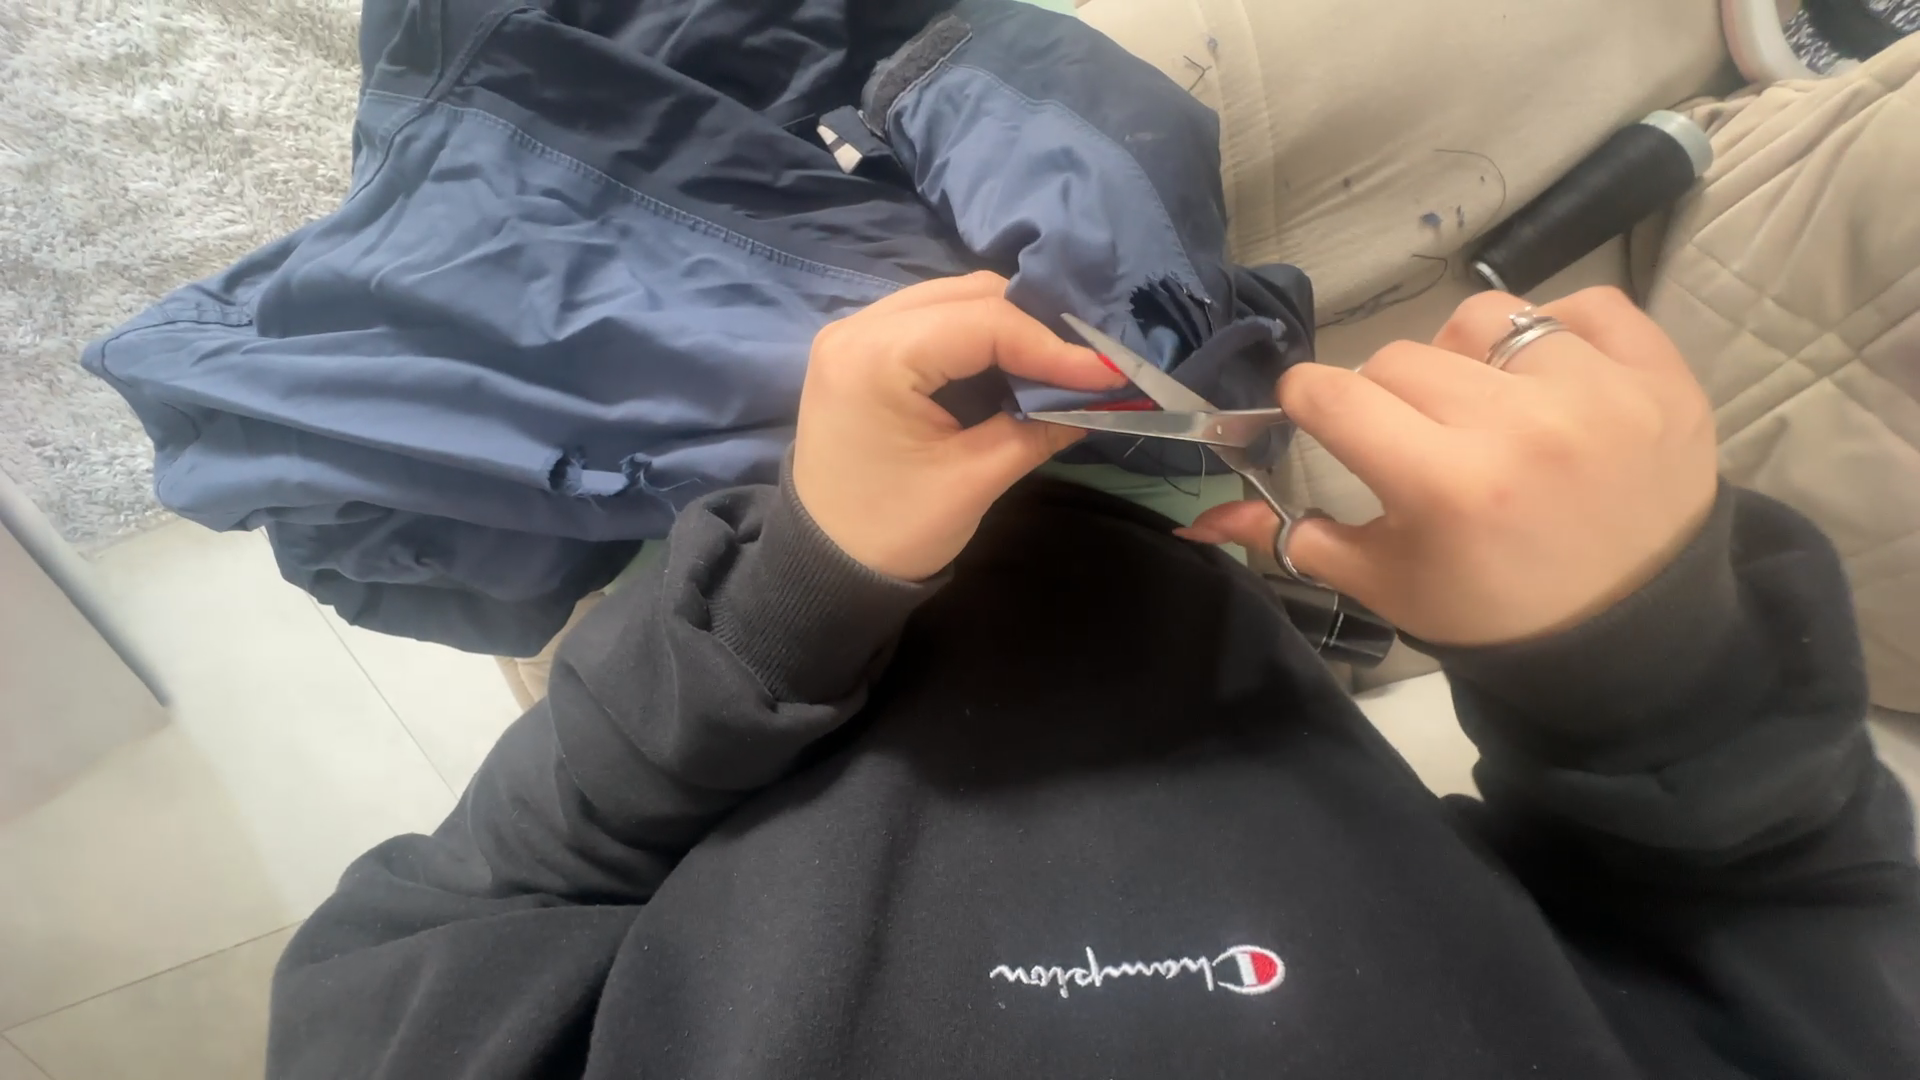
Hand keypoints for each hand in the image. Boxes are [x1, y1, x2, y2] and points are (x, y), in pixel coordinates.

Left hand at [792, 272, 1124, 580]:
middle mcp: (857, 327)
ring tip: (1053, 368)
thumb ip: (1037, 431)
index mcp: (874, 357)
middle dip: (1032, 329)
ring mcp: (854, 336)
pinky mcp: (861, 354)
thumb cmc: (893, 532)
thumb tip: (1097, 400)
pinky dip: (977, 342)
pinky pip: (932, 325)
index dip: (1052, 346)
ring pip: (951, 304)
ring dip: (1006, 331)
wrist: (826, 564)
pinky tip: (1008, 369)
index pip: (983, 323)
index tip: (1106, 374)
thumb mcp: (972, 482)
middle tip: (1082, 367)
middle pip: (967, 297)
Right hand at [1184, 287, 1718, 646]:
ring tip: (1476, 405)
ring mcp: (1601, 394)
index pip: (1333, 395)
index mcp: (1441, 484)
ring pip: (1481, 319)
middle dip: (1377, 393)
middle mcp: (1519, 426)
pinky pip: (1583, 306)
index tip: (1313, 414)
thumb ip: (1279, 537)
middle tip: (1400, 437)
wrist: (1626, 632)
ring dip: (1458, 357)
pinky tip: (1542, 381)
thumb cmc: (1480, 608)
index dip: (1305, 399)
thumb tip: (1196, 522)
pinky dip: (1550, 333)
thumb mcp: (1373, 579)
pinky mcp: (1664, 377)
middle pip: (1395, 357)